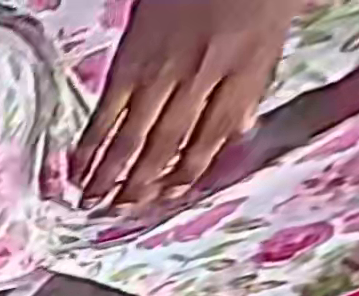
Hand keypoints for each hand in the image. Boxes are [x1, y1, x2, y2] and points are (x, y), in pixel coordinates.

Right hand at [70, 0, 299, 207]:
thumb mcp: (281, 16)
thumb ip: (257, 74)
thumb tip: (237, 130)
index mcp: (249, 59)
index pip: (217, 131)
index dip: (192, 169)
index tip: (171, 195)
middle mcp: (204, 73)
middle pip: (168, 144)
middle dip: (143, 184)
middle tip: (122, 212)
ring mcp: (161, 71)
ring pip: (133, 139)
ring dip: (110, 177)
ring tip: (92, 203)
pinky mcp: (128, 65)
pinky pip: (106, 116)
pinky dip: (90, 147)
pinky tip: (77, 169)